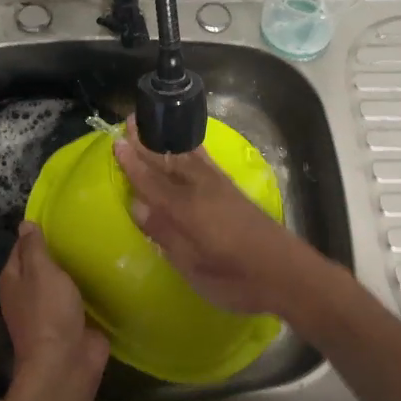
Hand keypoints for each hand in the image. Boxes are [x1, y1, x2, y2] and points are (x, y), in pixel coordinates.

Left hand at [0, 222, 107, 382]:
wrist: (66, 363)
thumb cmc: (48, 312)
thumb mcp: (39, 271)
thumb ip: (34, 247)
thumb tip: (25, 223)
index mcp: (13, 280)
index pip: (22, 247)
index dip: (37, 231)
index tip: (61, 214)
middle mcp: (28, 293)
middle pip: (44, 264)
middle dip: (62, 249)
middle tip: (86, 226)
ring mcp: (52, 310)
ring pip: (64, 281)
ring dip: (78, 268)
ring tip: (100, 243)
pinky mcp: (74, 323)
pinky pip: (82, 298)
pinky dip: (92, 287)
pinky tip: (108, 271)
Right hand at [113, 117, 324, 315]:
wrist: (285, 272)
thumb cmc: (235, 278)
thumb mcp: (192, 265)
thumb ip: (164, 232)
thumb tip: (136, 204)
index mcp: (185, 208)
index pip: (151, 181)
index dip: (132, 164)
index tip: (115, 144)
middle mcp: (200, 189)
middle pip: (168, 161)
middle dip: (147, 143)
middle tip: (129, 122)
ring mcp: (219, 186)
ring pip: (186, 156)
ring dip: (167, 142)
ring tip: (152, 126)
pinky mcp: (232, 189)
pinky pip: (204, 161)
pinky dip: (191, 150)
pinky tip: (188, 148)